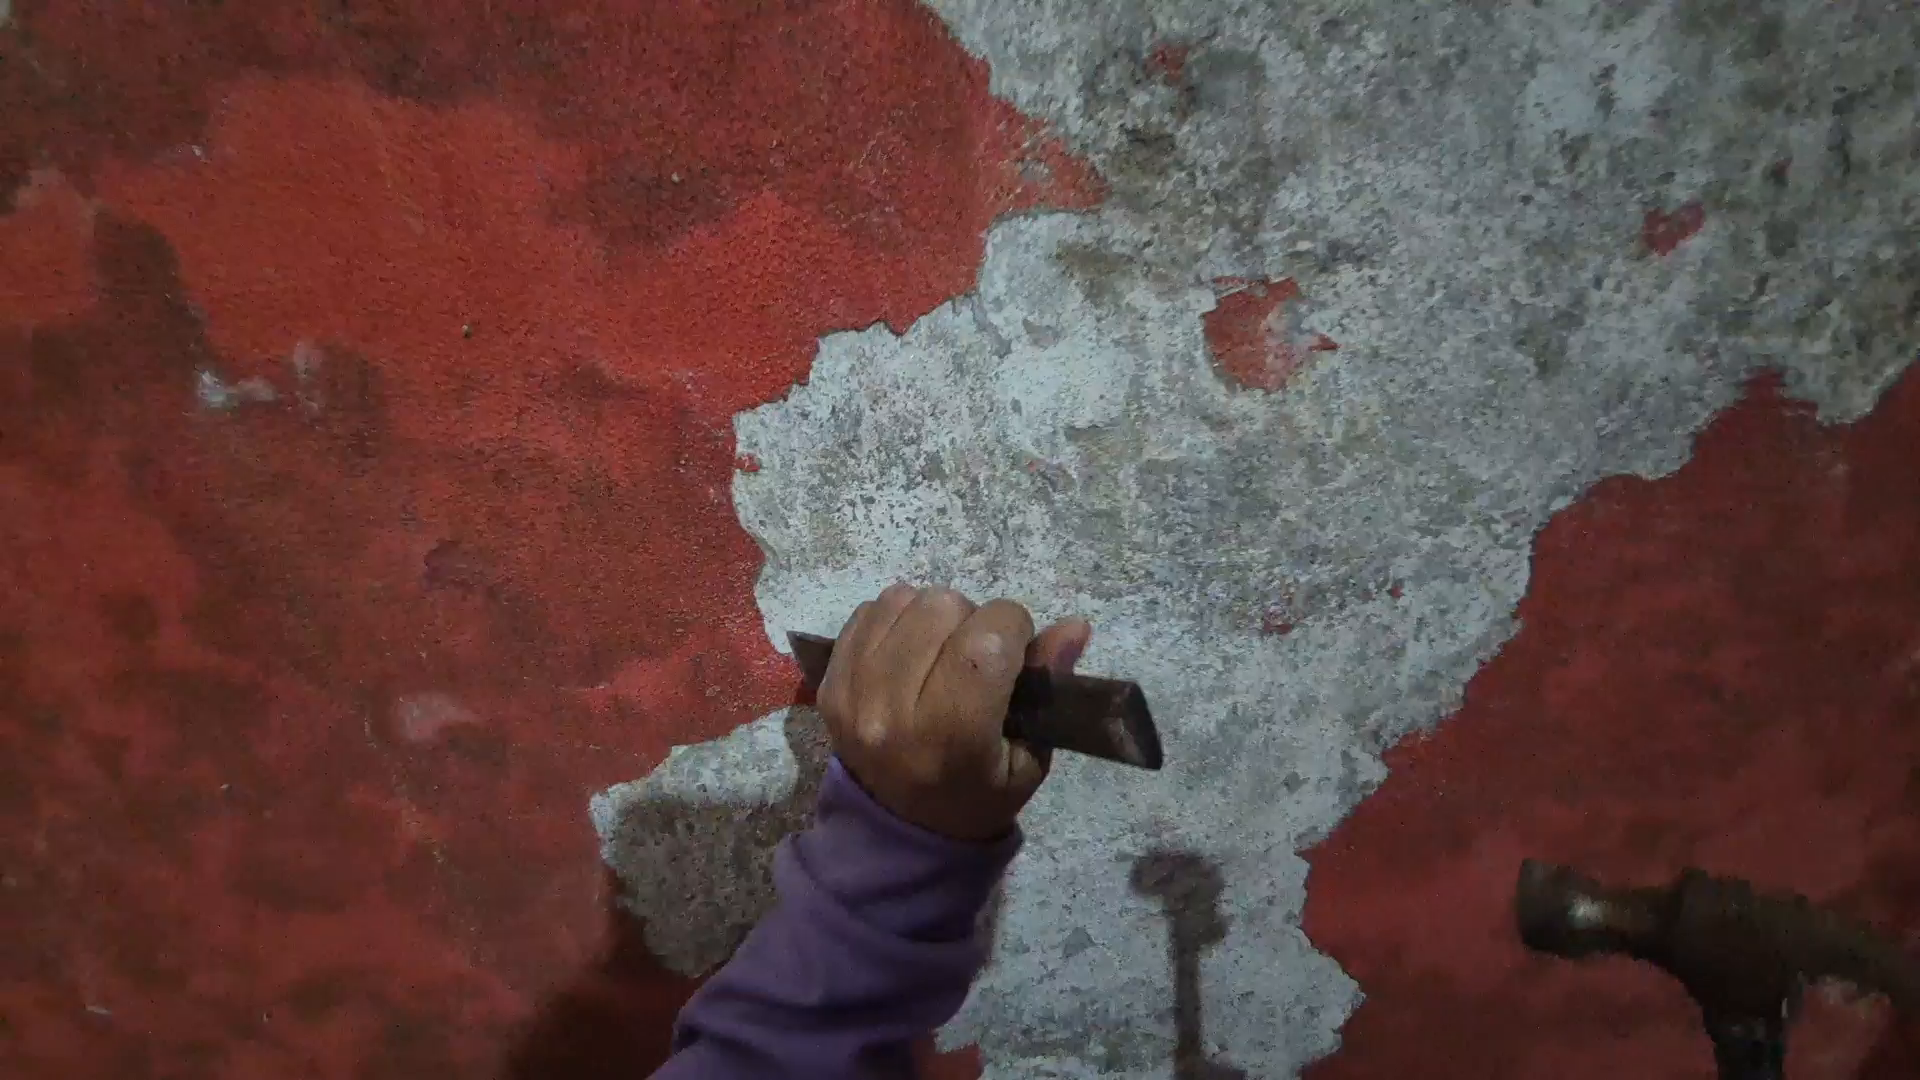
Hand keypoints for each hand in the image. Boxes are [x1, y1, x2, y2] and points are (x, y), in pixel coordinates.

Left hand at [816, 584, 1091, 841]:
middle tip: (975, 656)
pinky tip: (907, 652)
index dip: (1015, 627)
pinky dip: (896, 618)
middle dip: (973, 619)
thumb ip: (1049, 685)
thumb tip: (1076, 624)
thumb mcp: (1029, 756)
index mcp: (952, 733)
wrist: (894, 832)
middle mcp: (894, 707)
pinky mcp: (830, 680)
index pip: (989, 637)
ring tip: (939, 652)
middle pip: (944, 606)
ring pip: (904, 598)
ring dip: (932, 615)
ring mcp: (854, 690)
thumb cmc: (976, 794)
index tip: (1016, 651)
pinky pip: (868, 609)